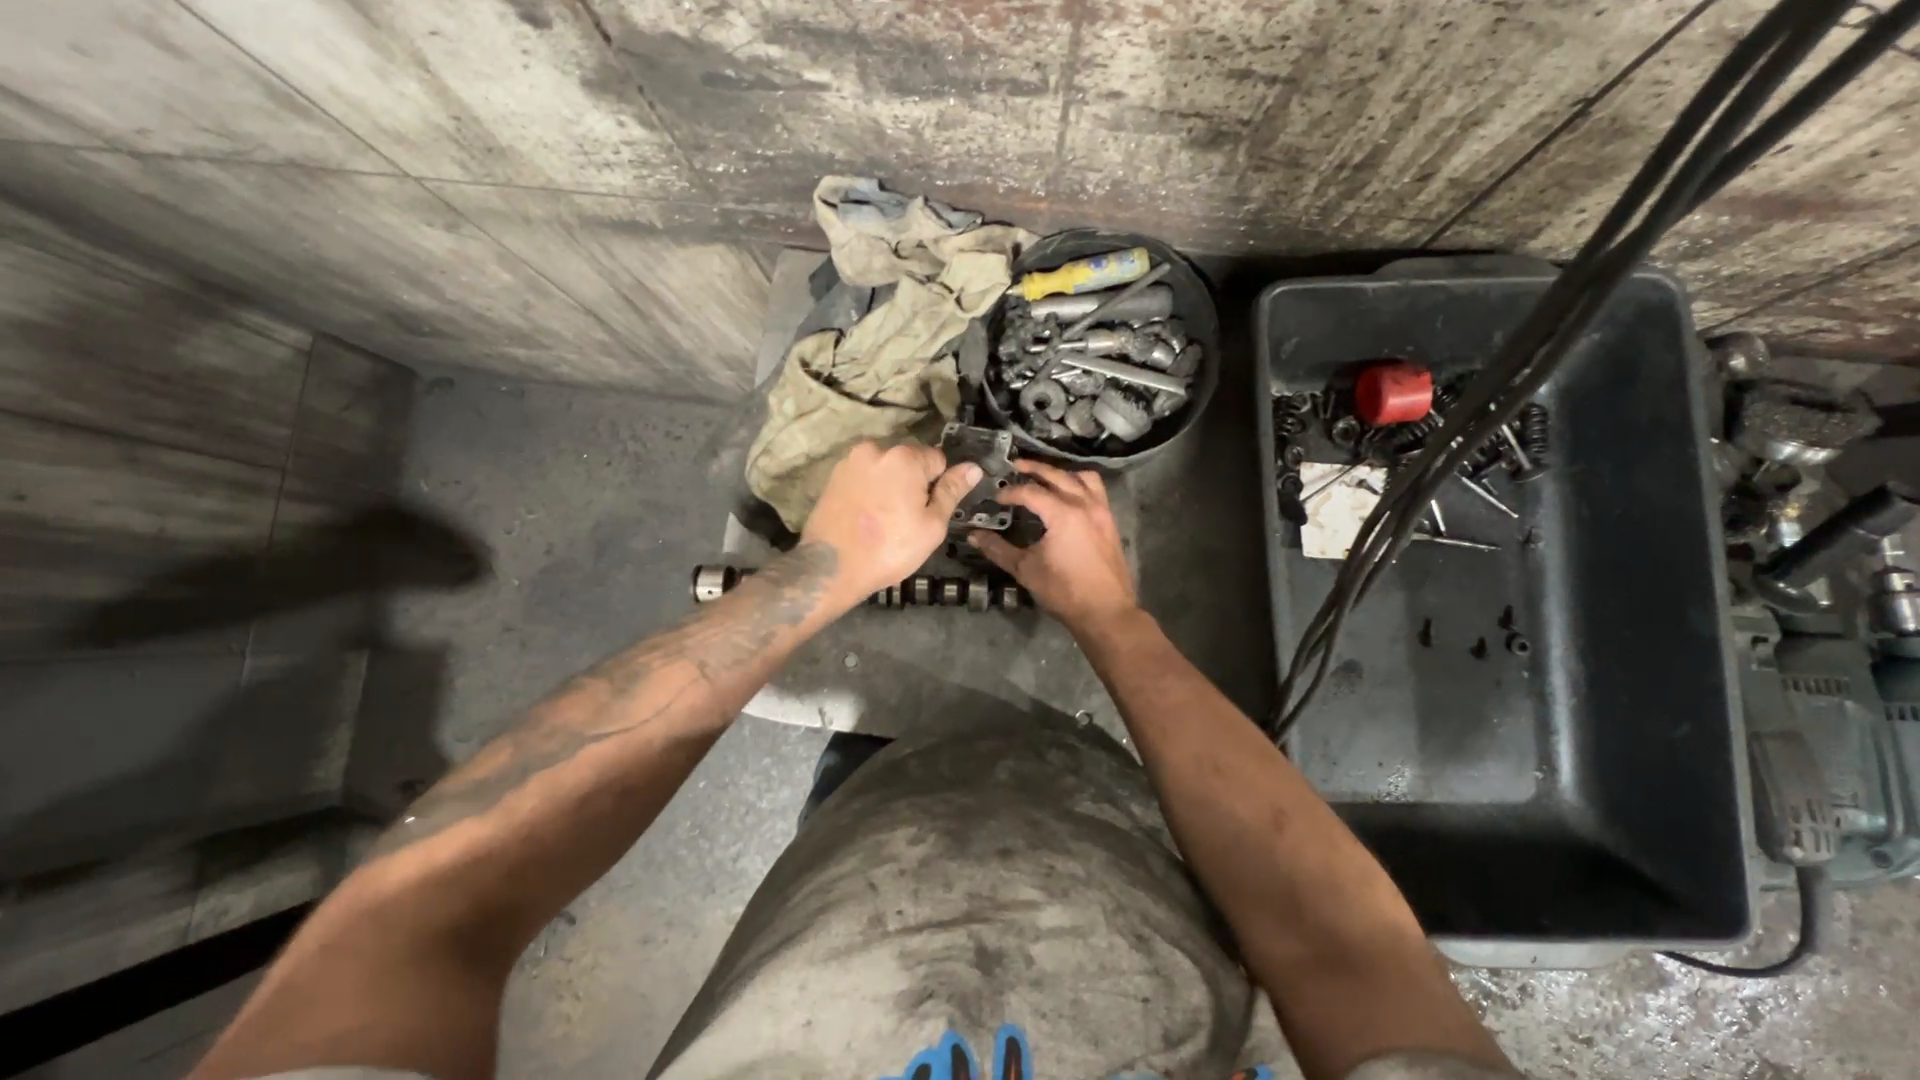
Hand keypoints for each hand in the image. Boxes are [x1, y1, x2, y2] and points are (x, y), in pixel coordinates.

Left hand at [803, 440, 980, 608]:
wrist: (831, 567)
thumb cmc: (889, 549)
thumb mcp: (931, 526)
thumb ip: (952, 492)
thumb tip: (973, 468)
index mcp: (904, 458)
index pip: (937, 459)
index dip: (939, 485)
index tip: (930, 510)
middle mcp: (875, 450)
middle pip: (908, 461)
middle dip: (913, 482)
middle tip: (907, 519)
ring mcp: (850, 461)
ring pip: (885, 469)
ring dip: (890, 486)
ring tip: (884, 520)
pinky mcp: (833, 476)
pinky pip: (864, 477)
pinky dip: (869, 491)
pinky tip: (867, 517)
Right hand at [969, 460, 1138, 633]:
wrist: (1105, 612)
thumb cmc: (1064, 592)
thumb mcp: (1026, 570)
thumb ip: (999, 549)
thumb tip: (973, 536)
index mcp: (1063, 514)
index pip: (1031, 492)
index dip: (1010, 492)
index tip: (996, 498)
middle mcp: (1085, 505)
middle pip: (1057, 475)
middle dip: (1034, 469)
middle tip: (1016, 466)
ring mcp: (1102, 512)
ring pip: (1082, 478)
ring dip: (1062, 473)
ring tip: (1045, 477)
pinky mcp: (1110, 522)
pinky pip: (1097, 491)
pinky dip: (1081, 485)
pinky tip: (1070, 496)